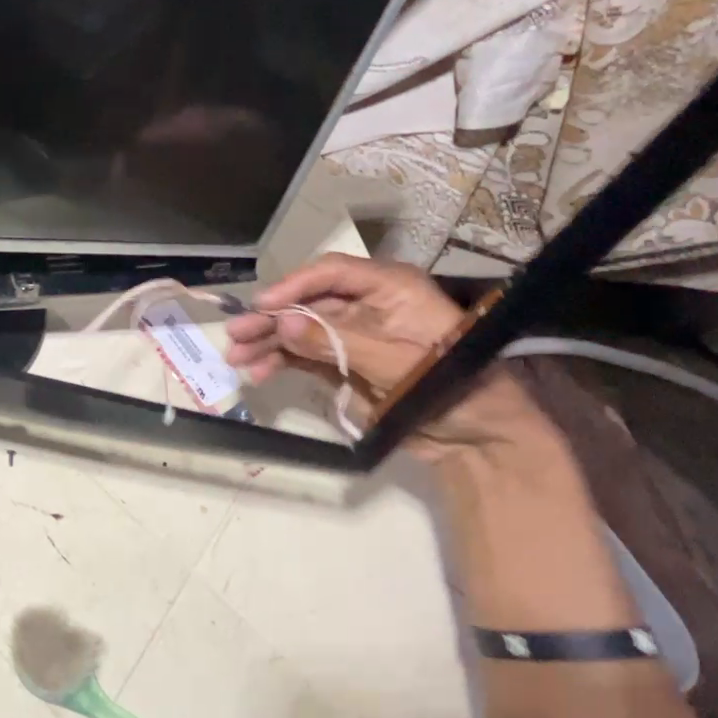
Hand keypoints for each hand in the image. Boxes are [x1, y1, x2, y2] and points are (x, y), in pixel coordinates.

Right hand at [224, 253, 553, 460]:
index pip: (332, 273)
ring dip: (268, 342)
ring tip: (236, 356)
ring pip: (300, 330)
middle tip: (234, 332)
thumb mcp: (396, 362)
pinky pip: (305, 356)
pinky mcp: (346, 365)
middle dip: (271, 318)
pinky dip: (281, 362)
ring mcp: (355, 336)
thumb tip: (281, 322)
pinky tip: (258, 372)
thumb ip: (335, 341)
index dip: (294, 286)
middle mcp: (368, 306)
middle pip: (309, 303)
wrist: (482, 443)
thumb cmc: (453, 388)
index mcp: (391, 289)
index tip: (263, 306)